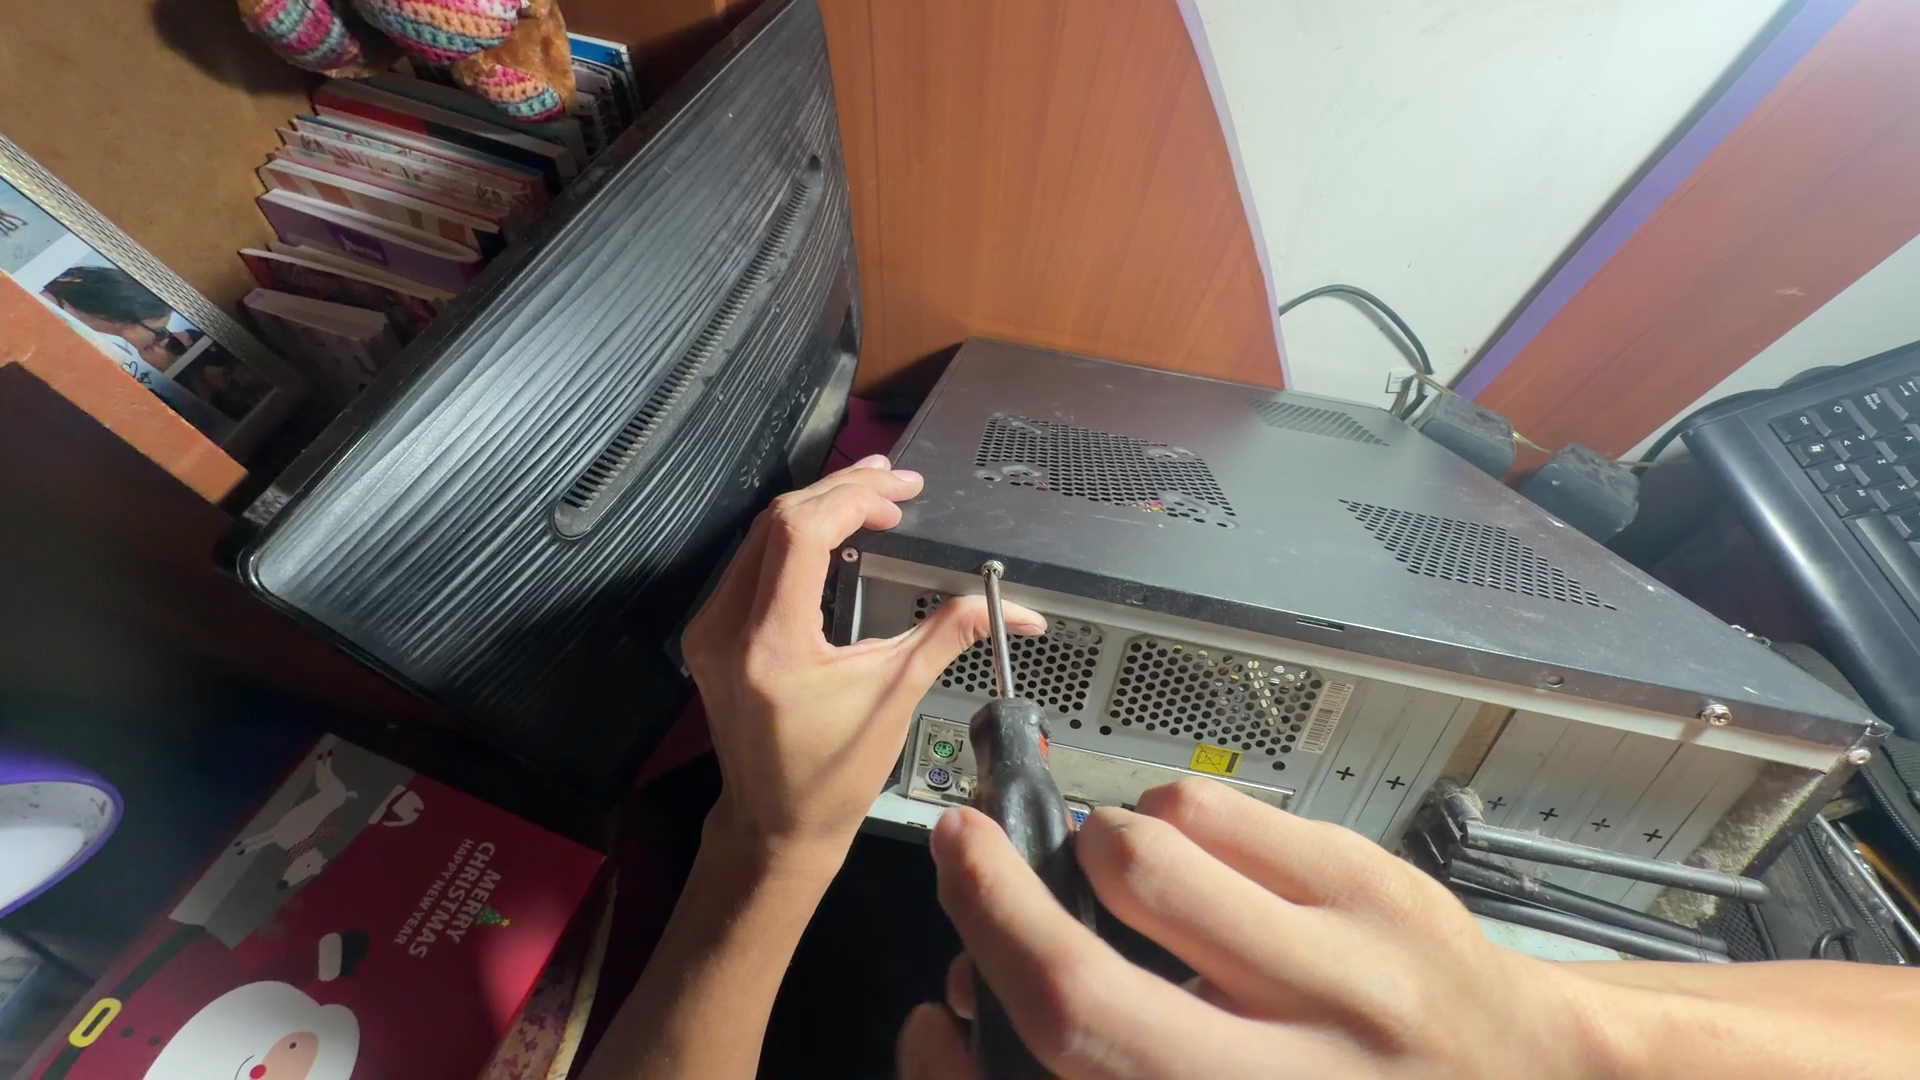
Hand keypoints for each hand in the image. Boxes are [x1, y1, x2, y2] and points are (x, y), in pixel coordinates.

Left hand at [682, 455, 1044, 855]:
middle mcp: (728, 628)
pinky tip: (835, 530)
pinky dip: (797, 535)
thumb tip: (1018, 609)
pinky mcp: (712, 631)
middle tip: (897, 485)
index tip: (901, 494)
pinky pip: (752, 559)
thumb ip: (951, 633)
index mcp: (773, 644)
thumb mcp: (898, 695)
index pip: (801, 533)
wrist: (774, 822)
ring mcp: (711, 628)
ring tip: (874, 496)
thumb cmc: (835, 772)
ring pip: (760, 534)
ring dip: (819, 507)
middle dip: (842, 491)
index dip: (853, 497)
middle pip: (778, 520)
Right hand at [900, 778, 1634, 1078]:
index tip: (934, 1005)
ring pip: (1142, 859)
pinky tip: (1193, 852)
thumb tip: (963, 1010)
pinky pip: (1205, 807)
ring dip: (1095, 848)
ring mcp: (1344, 977)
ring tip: (1118, 869)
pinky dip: (1161, 815)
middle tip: (961, 846)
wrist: (1533, 1076)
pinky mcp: (1366, 880)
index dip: (963, 1052)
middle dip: (992, 901)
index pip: (1075, 1069)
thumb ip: (1101, 1055)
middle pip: (1086, 991)